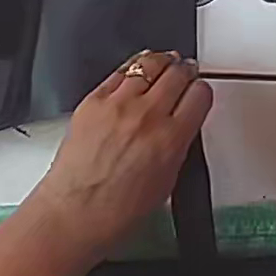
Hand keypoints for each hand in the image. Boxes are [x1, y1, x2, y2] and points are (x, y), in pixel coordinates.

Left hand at [25, 51, 213, 261]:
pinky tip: (137, 69)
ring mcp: (118, 104)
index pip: (200, 95)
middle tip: (186, 70)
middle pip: (177, 73)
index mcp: (171, 139)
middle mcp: (147, 116)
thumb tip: (182, 122)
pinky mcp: (94, 100)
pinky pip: (120, 72)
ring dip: (162, 61)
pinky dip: (133, 68)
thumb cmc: (116, 210)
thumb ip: (179, 143)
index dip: (201, 91)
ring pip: (149, 63)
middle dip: (185, 70)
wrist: (74, 213)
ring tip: (165, 61)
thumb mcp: (168, 181)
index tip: (199, 91)